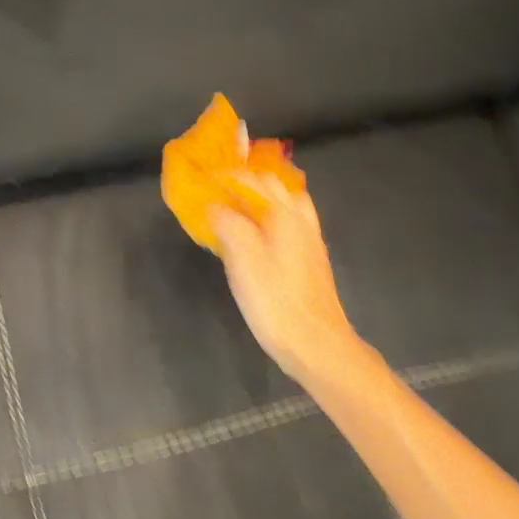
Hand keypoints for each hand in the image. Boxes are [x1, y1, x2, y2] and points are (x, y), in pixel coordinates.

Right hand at [210, 175, 360, 382]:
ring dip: (263, 199)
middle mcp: (302, 220)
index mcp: (284, 214)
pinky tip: (259, 236)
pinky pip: (291, 225)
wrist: (315, 342)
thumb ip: (228, 224)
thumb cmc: (275, 301)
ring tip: (238, 208)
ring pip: (288, 205)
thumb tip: (215, 206)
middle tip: (219, 190)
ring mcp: (310, 240)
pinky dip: (272, 219)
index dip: (226, 177)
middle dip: (247, 182)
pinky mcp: (311, 260)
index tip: (203, 178)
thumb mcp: (242, 259)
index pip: (252, 181)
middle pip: (275, 186)